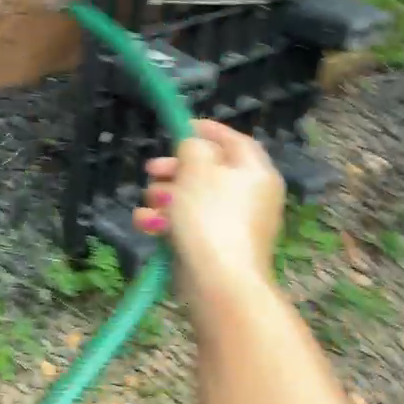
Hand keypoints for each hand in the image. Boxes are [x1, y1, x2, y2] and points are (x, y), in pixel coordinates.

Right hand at [131, 119, 285, 295]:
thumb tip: (194, 147)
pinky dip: (164, 220)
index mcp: (254, 173)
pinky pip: (185, 222)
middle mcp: (248, 195)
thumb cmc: (210, 216)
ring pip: (189, 196)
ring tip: (150, 205)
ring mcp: (230, 221)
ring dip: (162, 196)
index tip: (180, 126)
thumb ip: (193, 147)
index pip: (235, 140)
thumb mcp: (198, 168)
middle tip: (152, 169)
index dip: (208, 130)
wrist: (218, 278)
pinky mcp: (212, 243)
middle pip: (206, 169)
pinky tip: (149, 225)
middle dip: (173, 169)